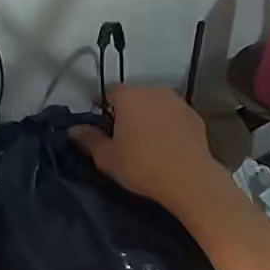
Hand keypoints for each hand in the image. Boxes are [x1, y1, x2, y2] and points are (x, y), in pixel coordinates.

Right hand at [69, 83, 231, 214]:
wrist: (188, 178)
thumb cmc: (142, 166)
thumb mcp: (108, 158)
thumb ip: (89, 140)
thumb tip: (74, 130)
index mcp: (129, 96)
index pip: (109, 91)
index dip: (103, 106)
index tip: (102, 124)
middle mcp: (154, 91)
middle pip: (135, 96)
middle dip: (128, 111)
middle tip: (123, 137)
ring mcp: (178, 102)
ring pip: (156, 104)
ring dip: (150, 116)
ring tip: (147, 142)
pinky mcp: (195, 116)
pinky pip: (174, 117)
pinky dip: (169, 126)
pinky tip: (167, 146)